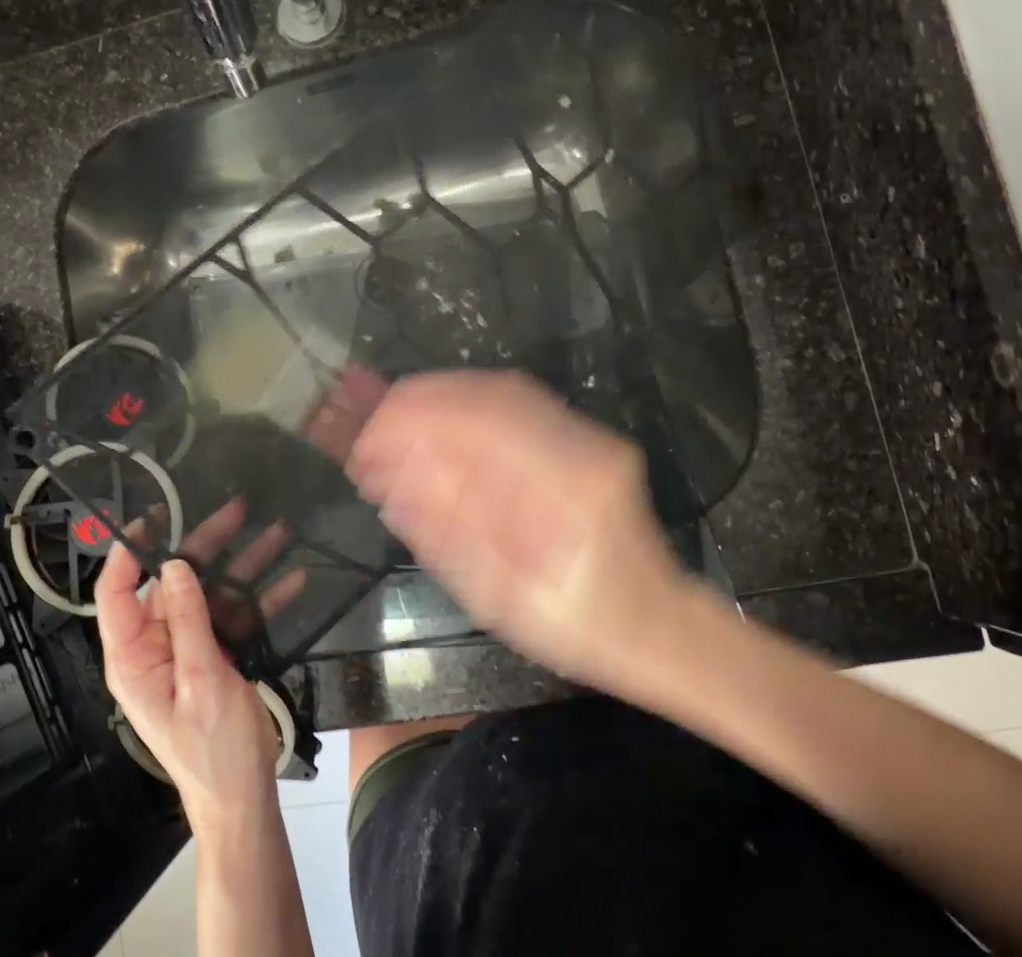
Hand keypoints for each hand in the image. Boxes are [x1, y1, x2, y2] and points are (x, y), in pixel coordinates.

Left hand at [94, 501, 301, 826]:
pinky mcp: (219, 659)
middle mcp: (157, 648)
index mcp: (134, 657)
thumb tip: (174, 567)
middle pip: (175, 584)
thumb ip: (188, 622)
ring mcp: (191, 652)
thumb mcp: (201, 682)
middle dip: (206, 547)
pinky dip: (264, 600)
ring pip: (213, 595)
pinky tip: (294, 579)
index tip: (153, 514)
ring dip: (245, 567)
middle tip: (237, 509)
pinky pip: (237, 620)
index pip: (118, 593)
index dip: (129, 551)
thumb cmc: (213, 750)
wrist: (244, 798)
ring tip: (278, 532)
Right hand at [345, 370, 704, 684]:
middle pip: (492, 395)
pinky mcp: (585, 439)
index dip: (414, 423)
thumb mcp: (504, 600)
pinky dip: (465, 410)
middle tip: (369, 429)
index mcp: (570, 493)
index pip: (481, 428)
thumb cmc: (580, 629)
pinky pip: (518, 406)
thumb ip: (451, 535)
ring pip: (504, 392)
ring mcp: (591, 438)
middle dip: (420, 404)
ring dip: (439, 402)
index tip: (365, 441)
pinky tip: (433, 428)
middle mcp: (586, 449)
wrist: (655, 623)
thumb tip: (395, 480)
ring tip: (390, 425)